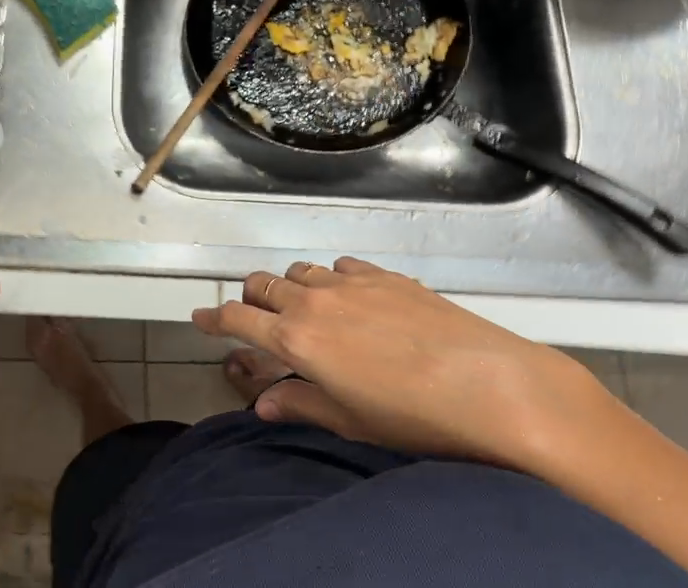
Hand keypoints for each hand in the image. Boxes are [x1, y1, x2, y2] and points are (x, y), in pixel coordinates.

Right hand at [193, 256, 610, 472]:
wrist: (490, 385)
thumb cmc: (413, 416)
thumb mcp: (349, 421)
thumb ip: (299, 404)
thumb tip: (261, 404)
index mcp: (296, 340)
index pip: (237, 319)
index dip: (212, 319)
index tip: (197, 317)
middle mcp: (314, 302)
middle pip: (261, 284)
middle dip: (248, 298)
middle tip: (253, 317)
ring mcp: (350, 283)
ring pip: (299, 270)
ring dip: (289, 286)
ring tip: (304, 308)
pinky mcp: (385, 275)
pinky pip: (340, 266)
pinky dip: (330, 279)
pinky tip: (350, 297)